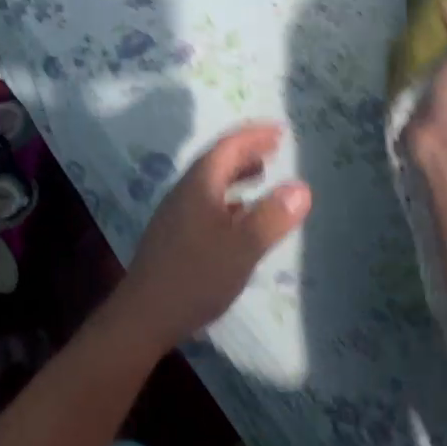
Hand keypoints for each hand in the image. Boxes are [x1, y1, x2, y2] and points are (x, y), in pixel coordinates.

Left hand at [111, 123, 311, 351]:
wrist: (144, 316)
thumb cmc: (195, 277)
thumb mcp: (242, 248)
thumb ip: (272, 217)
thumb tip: (302, 187)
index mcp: (199, 185)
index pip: (227, 146)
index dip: (254, 135)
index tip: (280, 129)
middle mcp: (184, 192)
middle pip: (217, 161)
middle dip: (246, 150)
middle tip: (275, 147)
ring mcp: (176, 215)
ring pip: (210, 183)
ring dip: (236, 174)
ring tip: (262, 176)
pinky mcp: (174, 236)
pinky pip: (205, 203)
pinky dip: (228, 199)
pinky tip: (239, 218)